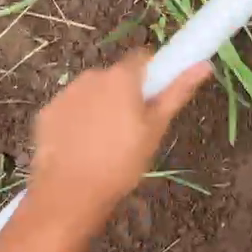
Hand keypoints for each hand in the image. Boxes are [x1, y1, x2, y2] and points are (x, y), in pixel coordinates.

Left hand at [17, 51, 210, 229]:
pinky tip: (82, 146)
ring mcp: (65, 93)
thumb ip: (178, 91)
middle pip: (116, 76)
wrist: (70, 193)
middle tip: (133, 127)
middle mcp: (92, 76)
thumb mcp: (156, 128)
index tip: (155, 99)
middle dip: (125, 94)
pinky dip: (78, 120)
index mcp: (122, 77)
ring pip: (92, 92)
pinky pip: (70, 108)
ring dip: (101, 106)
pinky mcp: (46, 112)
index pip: (143, 58)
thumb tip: (204, 64)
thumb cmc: (122, 161)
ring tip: (106, 141)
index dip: (152, 75)